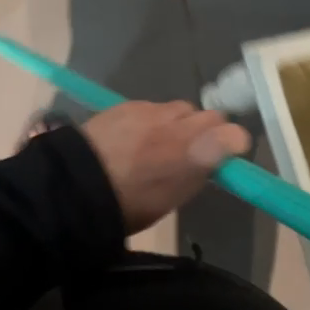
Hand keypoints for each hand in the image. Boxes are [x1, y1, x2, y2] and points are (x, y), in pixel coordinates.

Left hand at [79, 101, 251, 233]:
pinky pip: (154, 106)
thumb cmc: (127, 205)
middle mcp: (174, 126)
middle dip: (209, 129)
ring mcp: (151, 111)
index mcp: (188, 156)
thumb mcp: (170, 199)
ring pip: (182, 108)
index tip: (229, 153)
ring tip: (163, 140)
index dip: (233, 142)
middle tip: (197, 147)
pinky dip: (154, 118)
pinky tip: (139, 134)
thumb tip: (215, 157)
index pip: (230, 134)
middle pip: (209, 115)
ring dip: (181, 122)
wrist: (77, 184)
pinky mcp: (129, 103)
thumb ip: (196, 174)